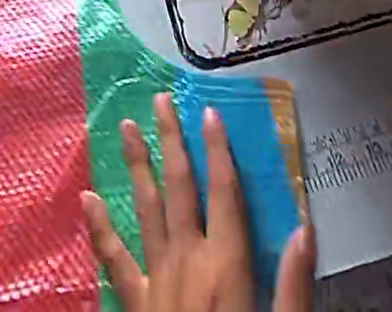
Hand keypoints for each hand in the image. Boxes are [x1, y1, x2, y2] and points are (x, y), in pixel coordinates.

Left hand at [81, 92, 313, 311]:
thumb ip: (294, 286)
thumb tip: (305, 228)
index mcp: (226, 267)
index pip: (224, 194)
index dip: (218, 151)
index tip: (209, 111)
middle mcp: (188, 261)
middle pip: (180, 188)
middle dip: (172, 142)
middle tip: (159, 101)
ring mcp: (157, 280)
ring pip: (146, 209)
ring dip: (137, 166)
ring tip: (126, 127)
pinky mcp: (137, 304)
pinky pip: (115, 261)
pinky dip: (100, 228)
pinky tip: (86, 199)